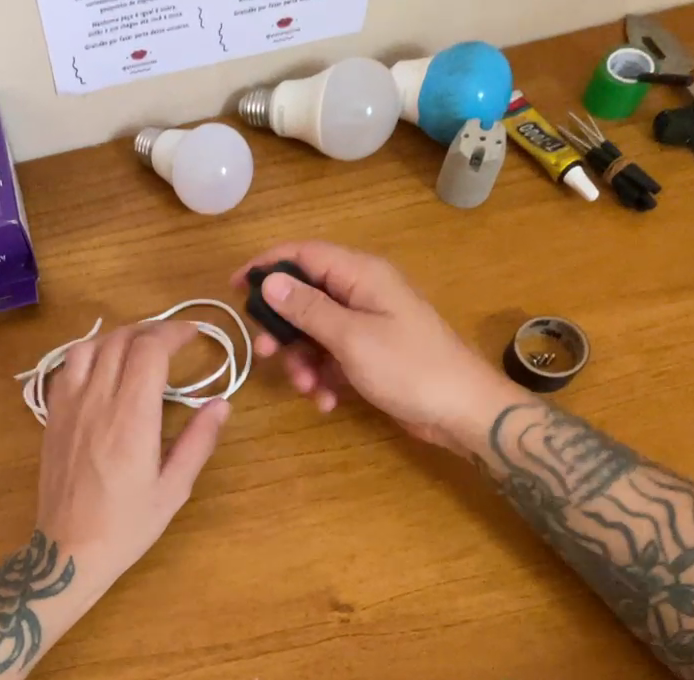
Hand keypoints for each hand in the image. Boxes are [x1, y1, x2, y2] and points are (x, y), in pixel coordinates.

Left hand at [35, 321, 230, 586]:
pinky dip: (89, 355)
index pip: (150, 350)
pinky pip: (66, 368)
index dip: (174, 333)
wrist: (69, 549)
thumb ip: (198, 442)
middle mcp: (97, 402)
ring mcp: (68, 407)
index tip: (193, 337)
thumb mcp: (174, 489)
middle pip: (120, 340)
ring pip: (89, 346)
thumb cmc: (127, 526)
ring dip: (117, 338)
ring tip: (138, 350)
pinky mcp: (52, 417)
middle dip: (151, 330)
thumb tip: (220, 403)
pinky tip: (104, 370)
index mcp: (132, 418)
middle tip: (173, 342)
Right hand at [233, 241, 512, 450]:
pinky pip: (332, 359)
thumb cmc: (408, 368)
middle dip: (283, 329)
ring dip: (303, 362)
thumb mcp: (351, 338)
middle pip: (305, 298)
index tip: (234, 287)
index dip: (267, 266)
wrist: (459, 411)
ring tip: (307, 388)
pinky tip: (327, 401)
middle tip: (264, 354)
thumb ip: (308, 309)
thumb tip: (270, 282)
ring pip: (315, 334)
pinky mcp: (371, 356)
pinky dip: (324, 379)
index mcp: (361, 276)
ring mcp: (368, 326)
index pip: (305, 255)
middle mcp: (363, 294)